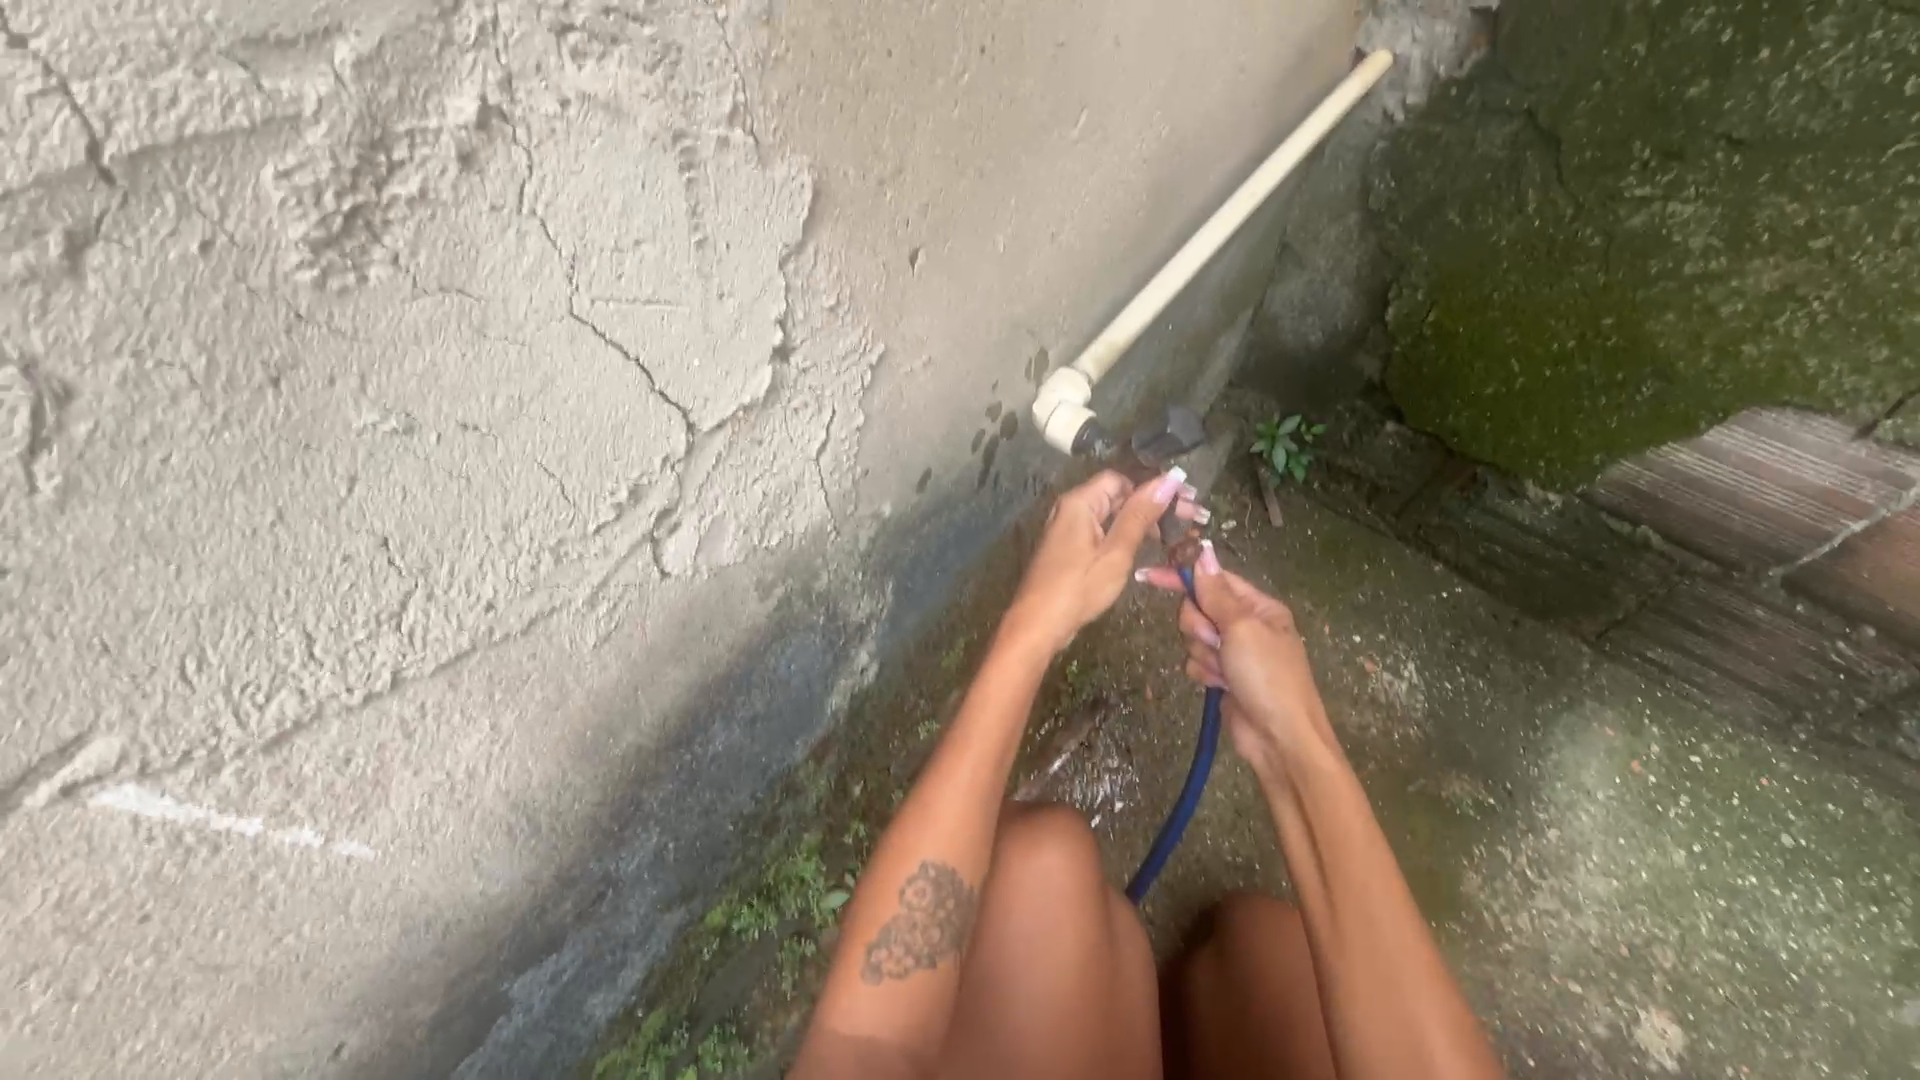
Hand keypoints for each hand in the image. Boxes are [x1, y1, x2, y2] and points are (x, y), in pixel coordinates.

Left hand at [1000, 469, 1199, 655]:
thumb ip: (1141, 515)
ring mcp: (1069, 530)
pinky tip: (1149, 546)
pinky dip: (1125, 536)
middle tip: (1193, 517)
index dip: (1153, 486)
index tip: (1186, 499)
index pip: (1121, 479)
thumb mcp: (1116, 552)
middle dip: (1153, 504)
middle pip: (1117, 496)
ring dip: (1143, 521)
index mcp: (1079, 502)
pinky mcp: (1071, 549)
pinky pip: (1102, 532)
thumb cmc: (1078, 588)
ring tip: (1177, 534)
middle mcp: (1071, 509)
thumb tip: (1169, 479)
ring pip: (1112, 516)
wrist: (1038, 625)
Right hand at [1137, 542, 1332, 777]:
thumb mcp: (1242, 627)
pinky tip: (1220, 686)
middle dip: (1199, 627)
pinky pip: (1195, 662)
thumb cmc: (1267, 676)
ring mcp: (1232, 652)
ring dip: (1204, 654)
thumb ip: (1216, 592)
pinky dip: (1203, 673)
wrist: (1279, 737)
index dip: (1182, 577)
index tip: (1149, 576)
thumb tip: (1204, 552)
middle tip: (1217, 642)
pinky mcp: (1221, 675)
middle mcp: (1245, 625)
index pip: (1213, 580)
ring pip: (1192, 637)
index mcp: (1258, 606)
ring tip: (1224, 671)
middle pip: (1197, 609)